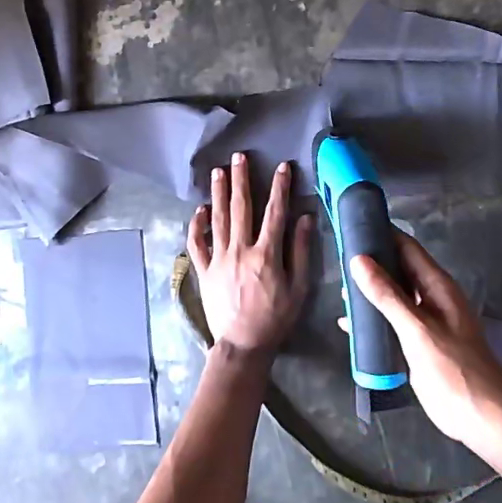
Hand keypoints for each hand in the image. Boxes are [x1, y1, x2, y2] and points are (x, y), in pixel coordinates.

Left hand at [189, 153, 315, 354]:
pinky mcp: (204, 271)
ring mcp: (219, 259)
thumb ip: (300, 251)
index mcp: (266, 253)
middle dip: (241, 180)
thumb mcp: (299, 287)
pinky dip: (196, 226)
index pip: (275, 212)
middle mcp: (240, 250)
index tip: (283, 167)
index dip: (280, 187)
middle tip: (238, 157)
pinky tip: (199, 210)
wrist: (243, 345)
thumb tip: (304, 218)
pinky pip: (197, 244)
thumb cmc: (276, 318)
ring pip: (218, 219)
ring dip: (218, 193)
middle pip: (241, 208)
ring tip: (218, 172)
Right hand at [350, 233, 501, 447]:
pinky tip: (350, 325)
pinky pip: (392, 324)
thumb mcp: (417, 330)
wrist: (482, 419)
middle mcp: (432, 299)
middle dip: (372, 263)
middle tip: (338, 258)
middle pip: (399, 271)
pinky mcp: (418, 346)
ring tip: (340, 289)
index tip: (352, 226)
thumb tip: (359, 259)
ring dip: (371, 293)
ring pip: (394, 298)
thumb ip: (387, 296)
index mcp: (438, 287)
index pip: (408, 248)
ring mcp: (426, 323)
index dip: (383, 234)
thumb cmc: (454, 370)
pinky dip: (373, 320)